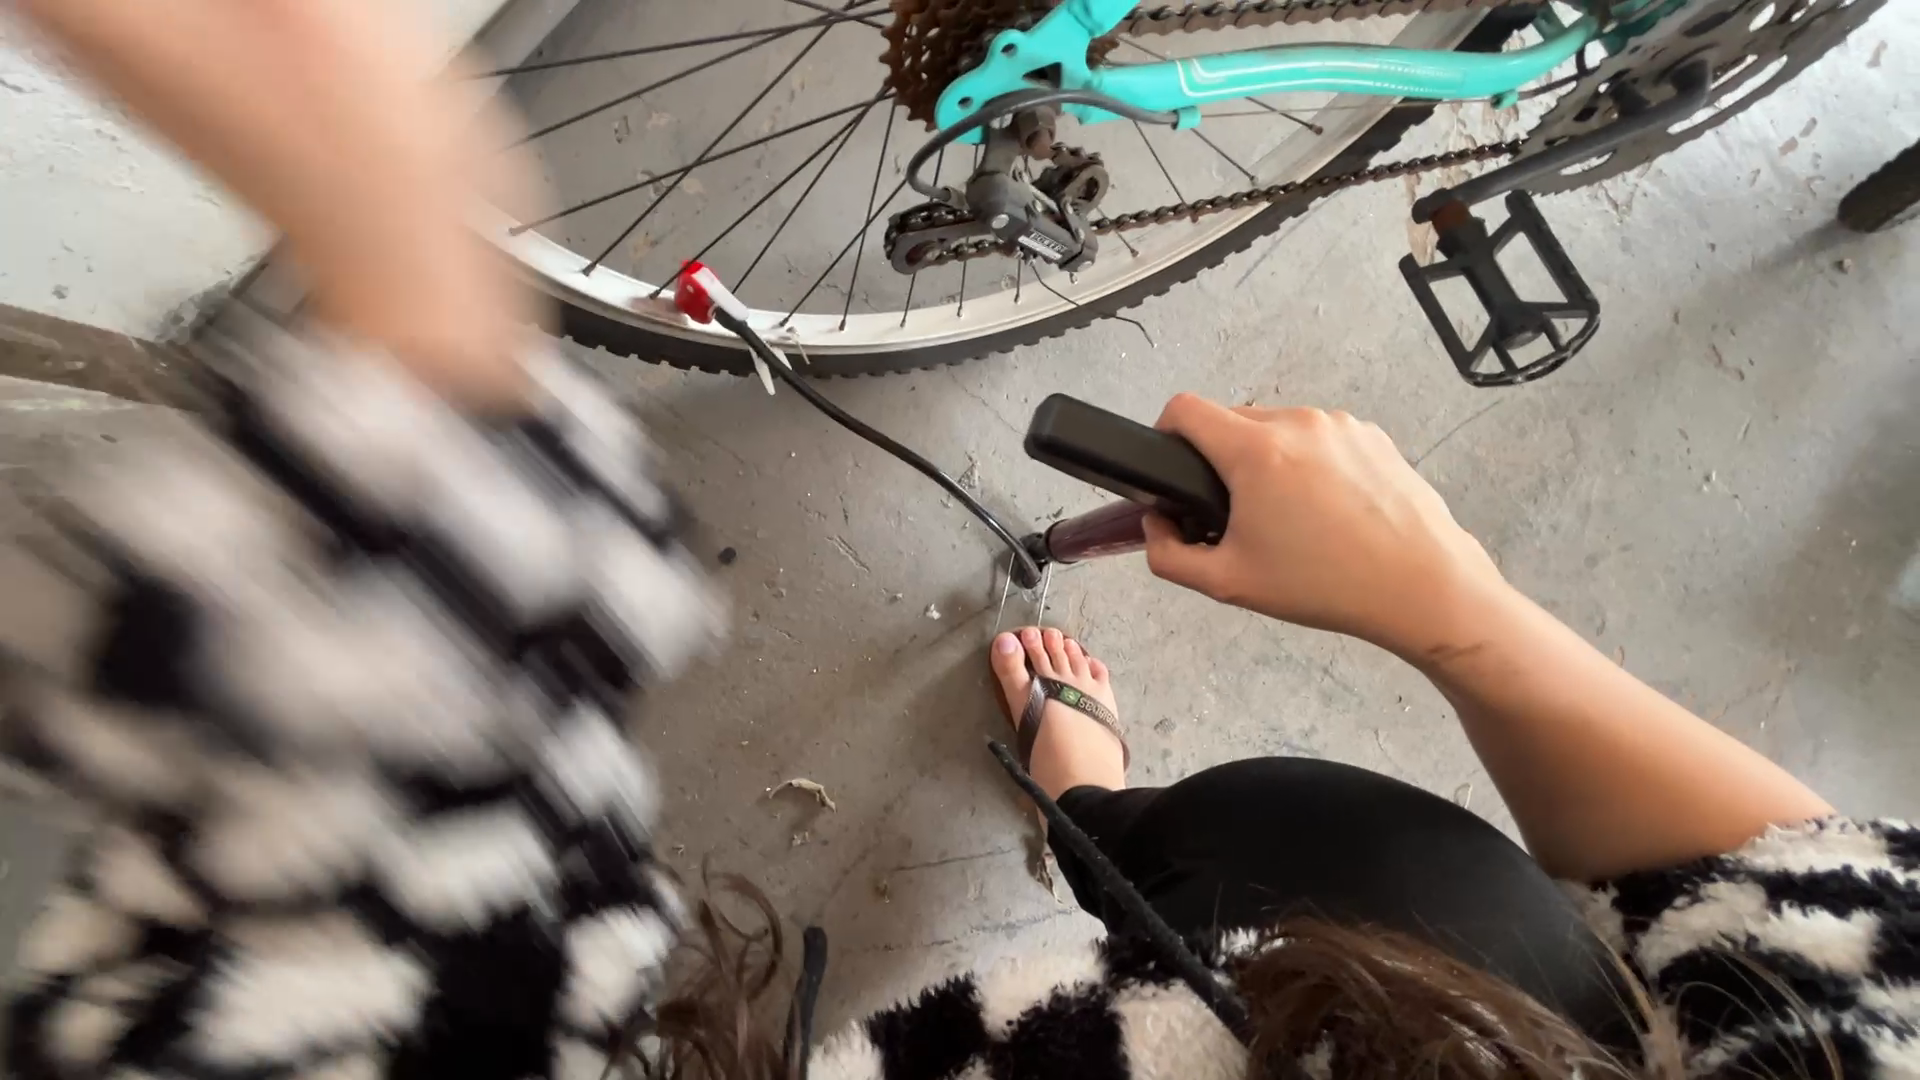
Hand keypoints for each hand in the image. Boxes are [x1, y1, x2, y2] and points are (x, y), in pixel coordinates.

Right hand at [1142, 395, 1508, 659]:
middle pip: (1228, 420)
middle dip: (1216, 460)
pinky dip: (1302, 463)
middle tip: (1231, 513)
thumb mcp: (1227, 583)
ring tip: (1283, 516)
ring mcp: (1339, 424)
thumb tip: (1156, 525)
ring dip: (1261, 461)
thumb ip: (1166, 555)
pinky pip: (1314, 436)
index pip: (1184, 409)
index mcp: (1255, 452)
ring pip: (1272, 428)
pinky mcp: (1369, 434)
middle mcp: (1297, 423)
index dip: (1164, 433)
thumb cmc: (1327, 585)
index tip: (1171, 466)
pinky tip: (1321, 509)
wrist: (1424, 588)